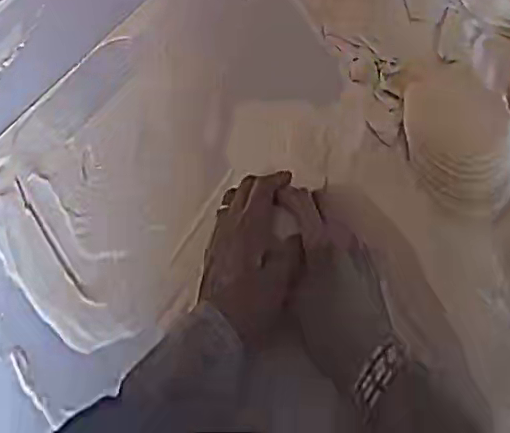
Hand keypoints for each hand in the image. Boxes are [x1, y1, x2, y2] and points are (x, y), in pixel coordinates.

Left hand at [200, 172, 304, 343]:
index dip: (276, 180)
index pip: (261, 189)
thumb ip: (292, 252)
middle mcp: (231, 223)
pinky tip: (244, 226)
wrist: (216, 330)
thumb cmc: (251, 303)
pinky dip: (237, 209)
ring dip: (247, 194)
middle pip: (244, 188)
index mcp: (249, 225)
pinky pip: (224, 215)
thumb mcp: (281, 280)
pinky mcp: (211, 250)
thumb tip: (298, 236)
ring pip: (231, 200)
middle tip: (278, 189)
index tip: (289, 179)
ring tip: (261, 203)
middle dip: (262, 183)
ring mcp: (218, 235)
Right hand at [280, 185, 395, 392]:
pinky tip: (322, 260)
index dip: (284, 195)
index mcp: (323, 239)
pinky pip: (345, 237)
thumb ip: (289, 262)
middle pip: (321, 203)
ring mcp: (360, 246)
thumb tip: (286, 242)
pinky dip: (332, 239)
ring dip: (319, 223)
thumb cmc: (326, 329)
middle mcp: (344, 234)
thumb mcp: (295, 297)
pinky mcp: (370, 261)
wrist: (369, 357)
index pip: (302, 200)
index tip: (272, 198)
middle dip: (303, 205)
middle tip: (286, 220)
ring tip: (302, 243)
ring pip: (334, 220)